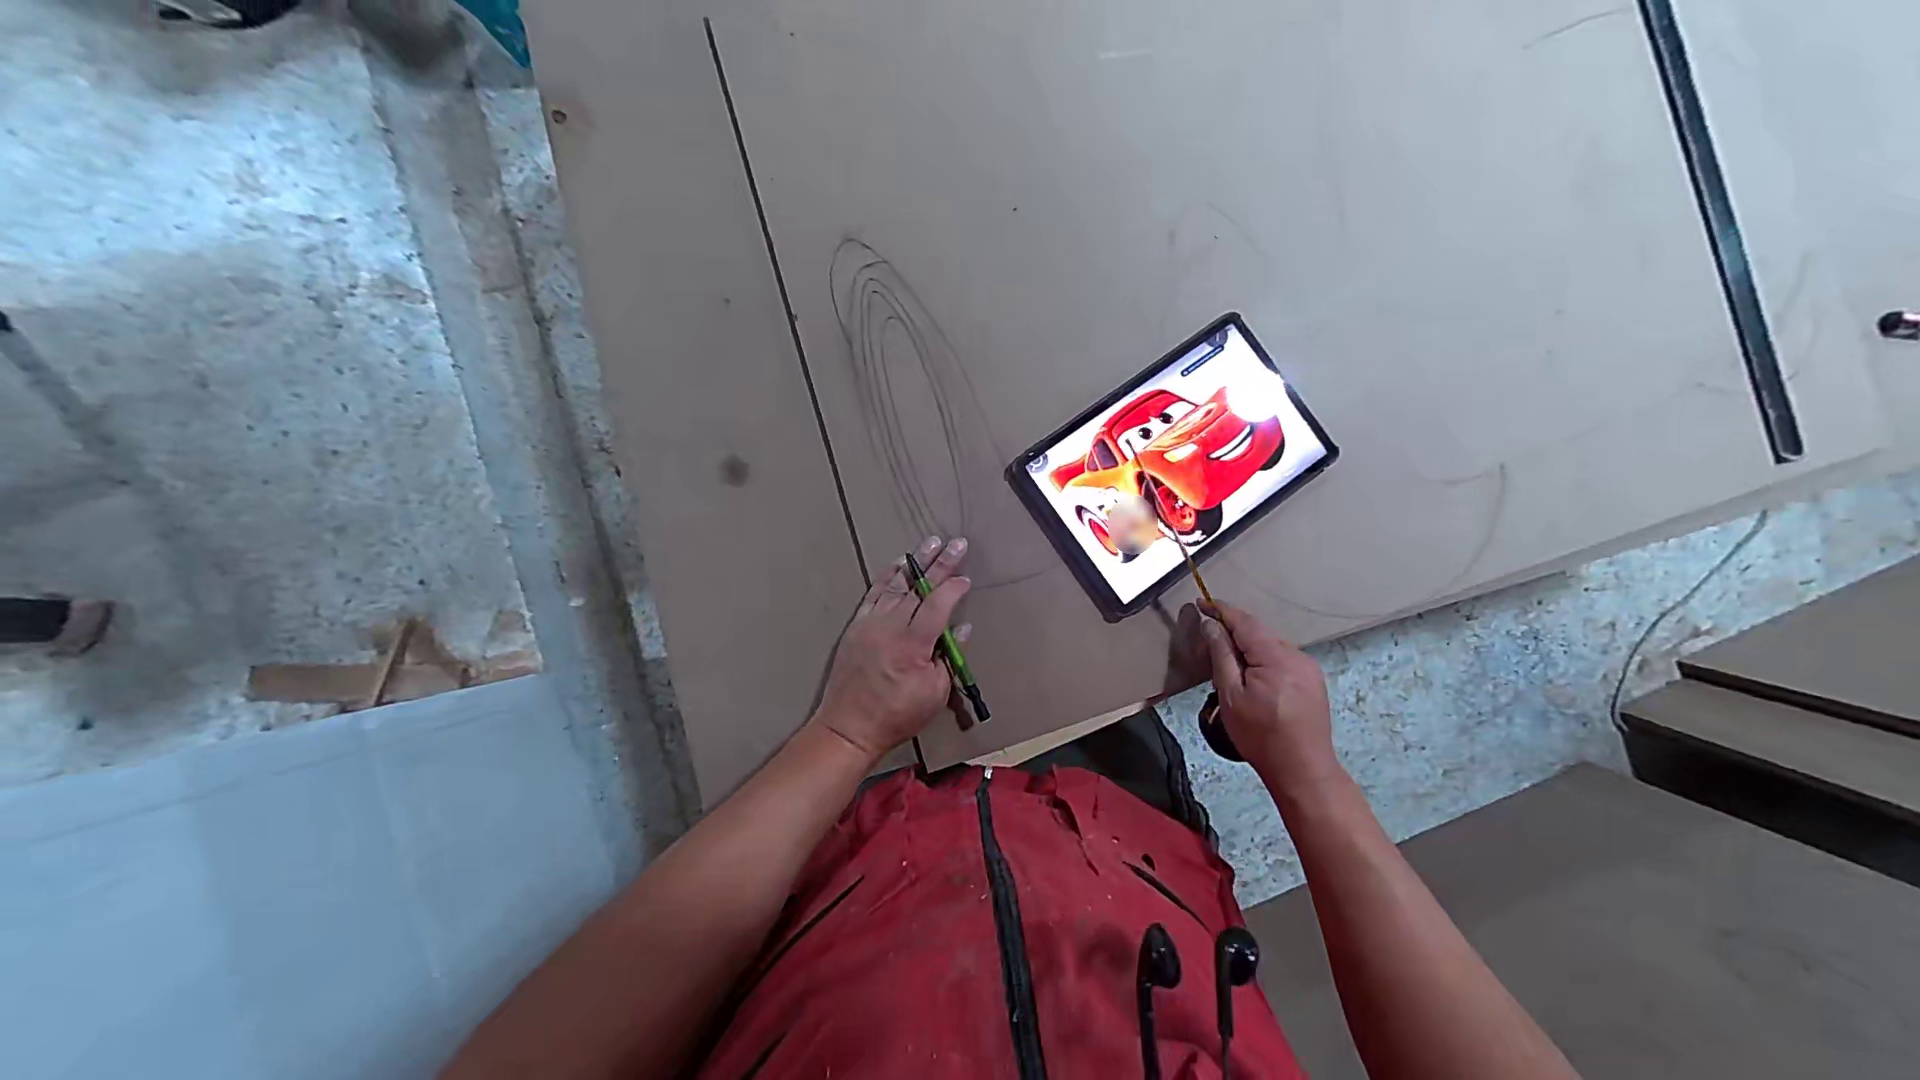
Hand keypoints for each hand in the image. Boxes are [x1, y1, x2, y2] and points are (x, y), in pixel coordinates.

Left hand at [812, 536, 971, 761]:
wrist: (849, 727)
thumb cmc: (897, 715)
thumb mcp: (935, 694)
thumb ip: (950, 657)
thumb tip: (961, 629)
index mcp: (913, 645)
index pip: (938, 605)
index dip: (954, 589)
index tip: (966, 579)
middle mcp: (890, 628)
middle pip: (920, 588)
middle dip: (941, 564)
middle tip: (956, 544)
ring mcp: (870, 624)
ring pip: (896, 585)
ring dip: (915, 563)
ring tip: (930, 543)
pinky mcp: (856, 627)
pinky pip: (873, 594)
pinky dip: (887, 577)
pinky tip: (898, 564)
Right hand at [1195, 601, 1340, 790]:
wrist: (1302, 769)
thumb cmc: (1260, 735)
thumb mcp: (1230, 695)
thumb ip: (1221, 655)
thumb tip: (1211, 625)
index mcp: (1276, 657)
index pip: (1245, 622)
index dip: (1221, 610)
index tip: (1201, 603)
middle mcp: (1297, 656)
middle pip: (1259, 633)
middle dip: (1233, 632)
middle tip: (1208, 641)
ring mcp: (1308, 668)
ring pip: (1270, 646)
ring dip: (1248, 648)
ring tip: (1228, 666)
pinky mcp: (1313, 681)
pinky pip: (1282, 659)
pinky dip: (1263, 660)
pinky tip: (1252, 678)